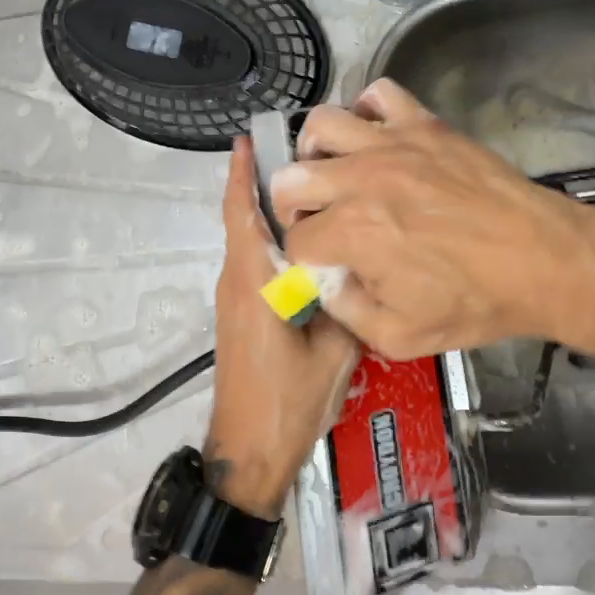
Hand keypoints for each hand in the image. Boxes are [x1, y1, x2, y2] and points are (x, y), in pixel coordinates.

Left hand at [205, 137, 359, 519]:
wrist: (249, 453)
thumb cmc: (289, 401)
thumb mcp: (335, 353)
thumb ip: (346, 304)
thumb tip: (359, 266)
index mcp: (254, 283)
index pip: (242, 216)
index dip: (240, 176)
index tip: (248, 140)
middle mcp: (237, 284)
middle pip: (242, 222)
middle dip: (261, 185)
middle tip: (302, 156)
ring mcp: (235, 301)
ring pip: (248, 242)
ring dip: (268, 213)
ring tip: (311, 190)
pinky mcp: (241, 315)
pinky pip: (253, 263)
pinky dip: (271, 241)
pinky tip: (307, 241)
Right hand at [271, 79, 594, 359]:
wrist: (543, 259)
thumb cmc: (476, 301)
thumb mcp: (401, 336)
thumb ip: (346, 310)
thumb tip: (325, 280)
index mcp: (354, 232)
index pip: (295, 239)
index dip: (304, 258)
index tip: (324, 264)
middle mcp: (363, 178)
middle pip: (290, 179)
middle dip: (293, 207)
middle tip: (320, 222)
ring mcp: (395, 144)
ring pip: (321, 125)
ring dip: (317, 153)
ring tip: (337, 173)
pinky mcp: (426, 124)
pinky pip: (379, 94)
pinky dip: (367, 110)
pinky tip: (377, 139)